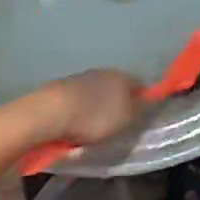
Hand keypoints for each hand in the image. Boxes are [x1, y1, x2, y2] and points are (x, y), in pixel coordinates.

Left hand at [19, 70, 144, 146]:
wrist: (52, 111)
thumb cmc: (95, 117)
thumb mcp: (125, 120)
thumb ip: (139, 110)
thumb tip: (147, 102)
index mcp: (122, 77)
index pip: (139, 85)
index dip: (142, 100)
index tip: (140, 117)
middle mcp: (104, 72)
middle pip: (117, 87)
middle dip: (119, 103)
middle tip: (117, 124)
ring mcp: (82, 78)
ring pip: (98, 92)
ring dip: (98, 105)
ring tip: (95, 126)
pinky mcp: (64, 87)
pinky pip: (81, 99)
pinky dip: (82, 109)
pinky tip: (77, 122)